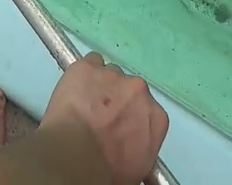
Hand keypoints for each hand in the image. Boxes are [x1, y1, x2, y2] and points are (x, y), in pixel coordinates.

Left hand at [39, 52, 169, 184]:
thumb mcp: (139, 166)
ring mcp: (112, 74)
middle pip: (129, 88)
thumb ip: (143, 143)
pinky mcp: (86, 65)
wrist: (77, 156)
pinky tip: (76, 89)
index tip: (120, 125)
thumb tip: (134, 143)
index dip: (131, 116)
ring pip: (108, 73)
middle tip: (101, 116)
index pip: (147, 109)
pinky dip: (83, 73)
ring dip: (99, 85)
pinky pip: (89, 62)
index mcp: (156, 116)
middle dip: (117, 99)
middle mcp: (139, 89)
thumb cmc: (109, 170)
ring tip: (85, 104)